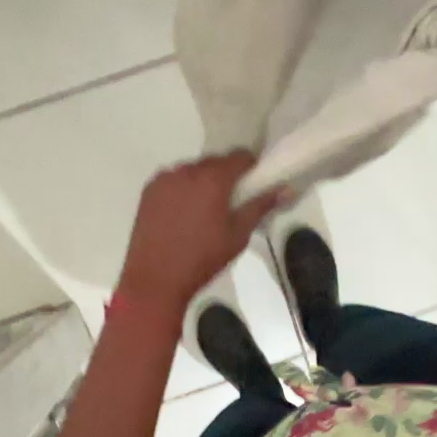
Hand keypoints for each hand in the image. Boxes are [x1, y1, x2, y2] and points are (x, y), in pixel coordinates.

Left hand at [116, 151, 286, 313]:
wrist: (155, 279)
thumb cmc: (203, 259)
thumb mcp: (238, 236)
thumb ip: (260, 207)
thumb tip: (287, 189)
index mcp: (213, 179)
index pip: (239, 156)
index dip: (251, 167)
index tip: (254, 184)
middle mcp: (187, 170)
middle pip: (214, 162)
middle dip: (225, 176)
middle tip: (230, 202)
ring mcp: (164, 179)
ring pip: (191, 170)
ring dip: (202, 182)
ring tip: (203, 211)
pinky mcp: (148, 190)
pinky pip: (173, 180)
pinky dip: (182, 189)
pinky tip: (182, 214)